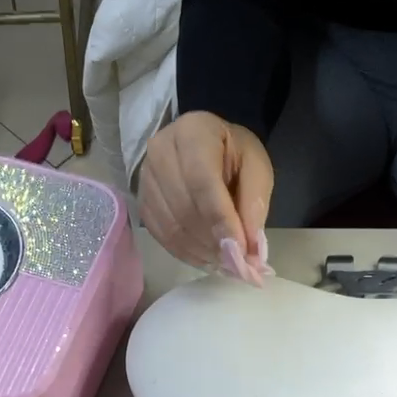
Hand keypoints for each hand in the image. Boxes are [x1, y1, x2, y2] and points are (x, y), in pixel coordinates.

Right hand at [140, 112, 272, 281]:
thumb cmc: (231, 154)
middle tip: (237, 263)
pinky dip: (188, 254)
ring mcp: (145, 180)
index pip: (202, 183)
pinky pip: (163, 237)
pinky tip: (207, 259)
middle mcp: (159, 153)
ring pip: (172, 228)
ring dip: (202, 252)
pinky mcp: (142, 204)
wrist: (198, 148)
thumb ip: (255, 203)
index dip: (221, 221)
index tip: (239, 251)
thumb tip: (249, 248)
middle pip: (184, 209)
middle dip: (213, 241)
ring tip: (226, 263)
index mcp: (192, 133)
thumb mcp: (255, 166)